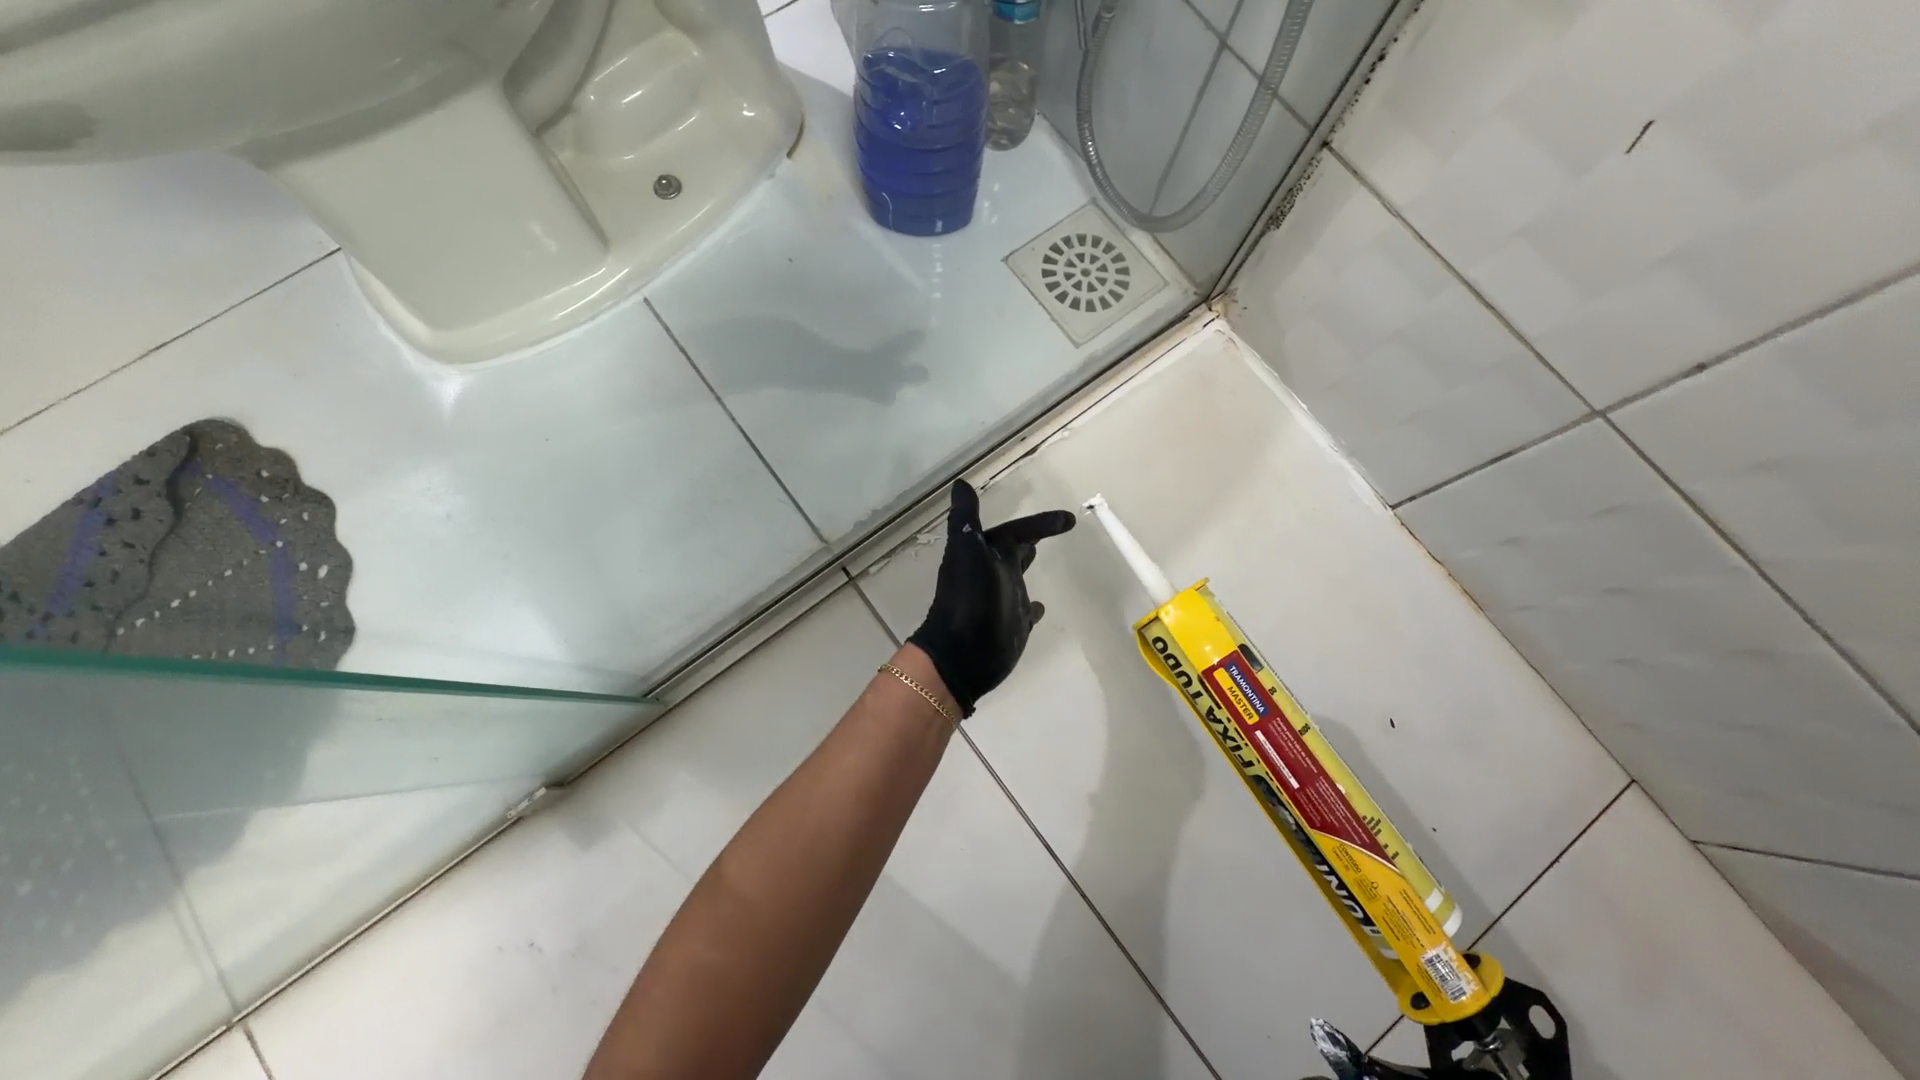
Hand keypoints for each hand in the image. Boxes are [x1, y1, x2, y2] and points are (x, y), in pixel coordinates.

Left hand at [906, 480, 1075, 715]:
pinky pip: (1025, 612)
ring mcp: (1003, 601)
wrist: (960, 656)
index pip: (1015, 532)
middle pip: (1013, 549)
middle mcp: (994, 574)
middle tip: (1056, 527)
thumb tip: (960, 482)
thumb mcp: (967, 554)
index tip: (1068, 519)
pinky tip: (1041, 605)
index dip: (1039, 523)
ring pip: (1018, 576)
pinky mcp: (1011, 626)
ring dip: (1027, 564)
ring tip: (1041, 554)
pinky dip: (1033, 606)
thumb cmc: (968, 601)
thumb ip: (966, 519)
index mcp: (985, 555)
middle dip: (1030, 537)